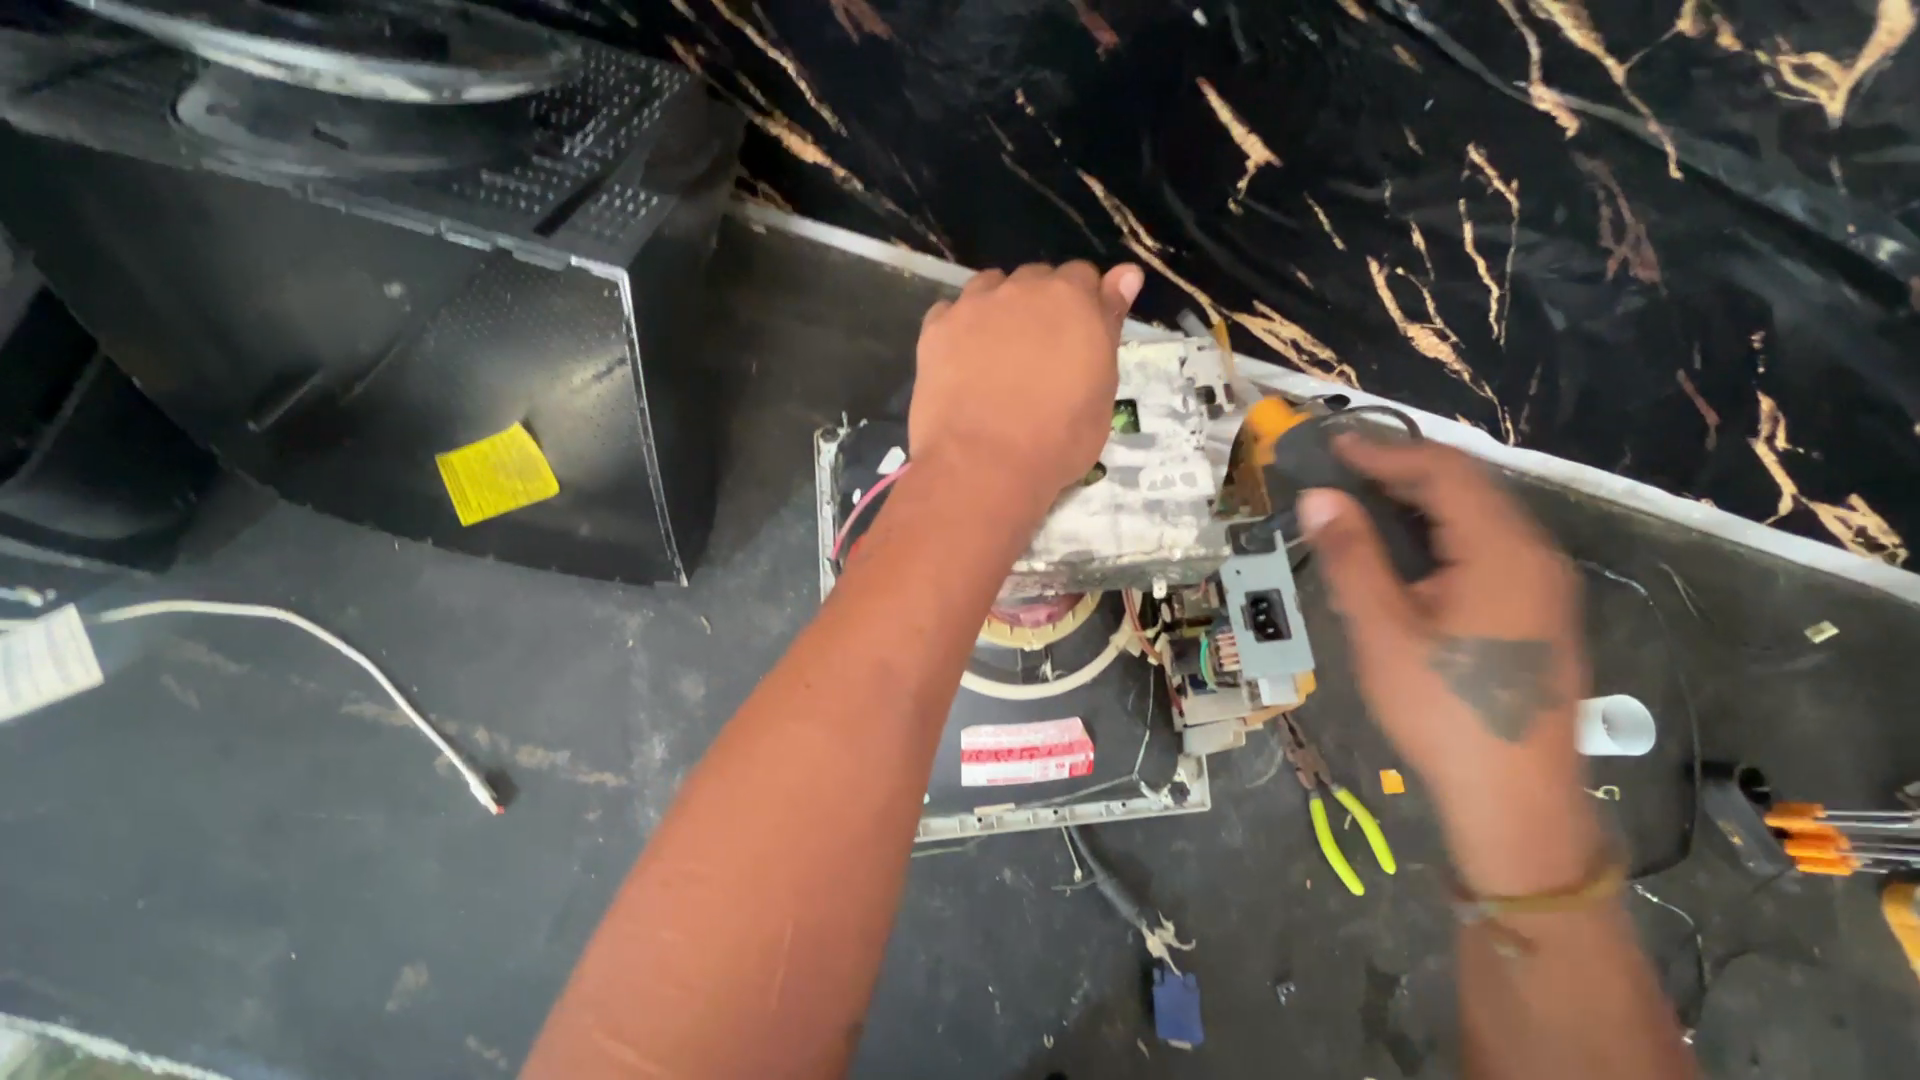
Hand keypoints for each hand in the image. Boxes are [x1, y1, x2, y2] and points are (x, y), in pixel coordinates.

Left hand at [910, 262, 1143, 502]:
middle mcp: (1023, 290)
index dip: (1083, 308)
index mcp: (1072, 301)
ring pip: (992, 287)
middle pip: (1036, 280)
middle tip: (1040, 354)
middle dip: (1041, 306)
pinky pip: (951, 312)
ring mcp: (974, 306)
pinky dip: (960, 328)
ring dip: (1000, 308)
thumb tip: (1126, 275)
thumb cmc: (1057, 440)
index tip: (1080, 340)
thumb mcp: (1102, 392)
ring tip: (999, 353)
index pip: (1084, 278)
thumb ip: (1108, 327)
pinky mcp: (936, 328)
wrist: (981, 464)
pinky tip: (963, 360)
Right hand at [1299, 435, 1598, 891]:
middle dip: (1406, 468)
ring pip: (1483, 515)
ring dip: (1426, 497)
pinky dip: (1445, 528)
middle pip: (1470, 486)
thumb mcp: (1383, 631)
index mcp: (1502, 550)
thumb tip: (1321, 496)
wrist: (1516, 799)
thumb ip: (1352, 556)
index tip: (1332, 445)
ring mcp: (1545, 584)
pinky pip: (1491, 545)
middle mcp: (1535, 554)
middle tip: (1345, 465)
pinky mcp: (1540, 611)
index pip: (1444, 473)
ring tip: (1368, 495)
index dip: (1385, 452)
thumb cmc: (1442, 711)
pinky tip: (1412, 547)